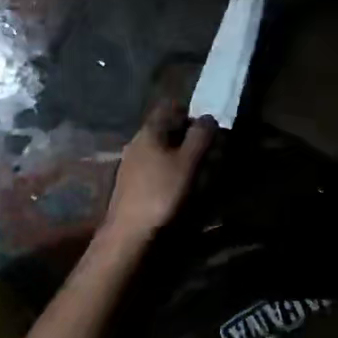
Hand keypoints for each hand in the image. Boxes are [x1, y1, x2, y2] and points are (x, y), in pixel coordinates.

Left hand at [100, 99, 216, 241]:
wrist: (129, 230)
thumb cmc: (161, 192)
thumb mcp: (187, 163)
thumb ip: (200, 137)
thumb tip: (208, 117)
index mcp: (149, 130)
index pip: (168, 107)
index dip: (189, 112)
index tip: (207, 126)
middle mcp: (136, 141)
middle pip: (164, 127)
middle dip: (186, 134)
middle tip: (207, 148)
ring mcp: (130, 161)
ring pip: (158, 147)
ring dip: (177, 152)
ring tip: (196, 167)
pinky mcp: (129, 181)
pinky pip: (152, 164)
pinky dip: (167, 167)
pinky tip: (176, 182)